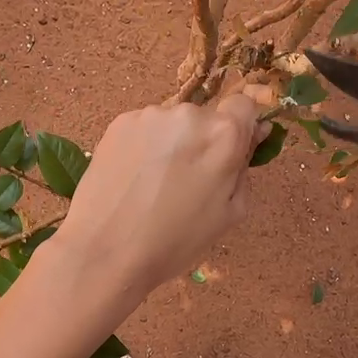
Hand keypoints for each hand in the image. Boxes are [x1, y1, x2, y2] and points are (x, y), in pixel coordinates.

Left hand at [53, 95, 262, 291]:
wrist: (106, 251)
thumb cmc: (175, 242)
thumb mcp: (229, 214)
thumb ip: (244, 168)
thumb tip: (251, 136)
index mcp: (224, 135)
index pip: (244, 106)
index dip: (240, 128)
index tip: (229, 152)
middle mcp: (189, 114)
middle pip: (205, 118)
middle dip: (201, 143)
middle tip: (185, 182)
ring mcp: (150, 116)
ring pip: (172, 124)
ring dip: (170, 144)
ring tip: (152, 184)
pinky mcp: (119, 123)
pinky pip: (143, 129)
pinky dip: (142, 147)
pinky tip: (131, 179)